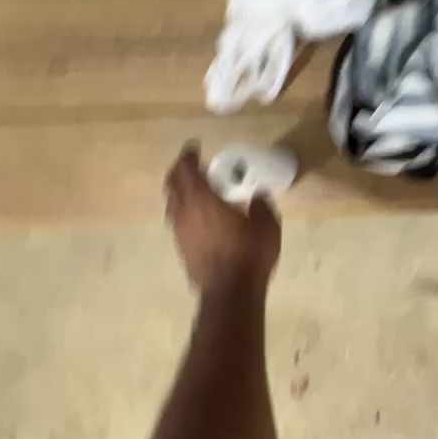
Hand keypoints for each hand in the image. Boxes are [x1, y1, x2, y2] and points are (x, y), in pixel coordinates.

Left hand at [164, 144, 281, 294]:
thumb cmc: (250, 253)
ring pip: (171, 204)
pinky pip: (177, 221)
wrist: (230, 291)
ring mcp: (179, 232)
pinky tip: (197, 217)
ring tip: (191, 190)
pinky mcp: (181, 248)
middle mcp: (184, 212)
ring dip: (178, 192)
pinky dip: (183, 211)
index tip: (194, 147)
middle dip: (178, 171)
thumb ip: (260, 205)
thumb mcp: (266, 224)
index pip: (187, 170)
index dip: (189, 156)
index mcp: (203, 199)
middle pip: (172, 184)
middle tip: (189, 165)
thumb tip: (257, 195)